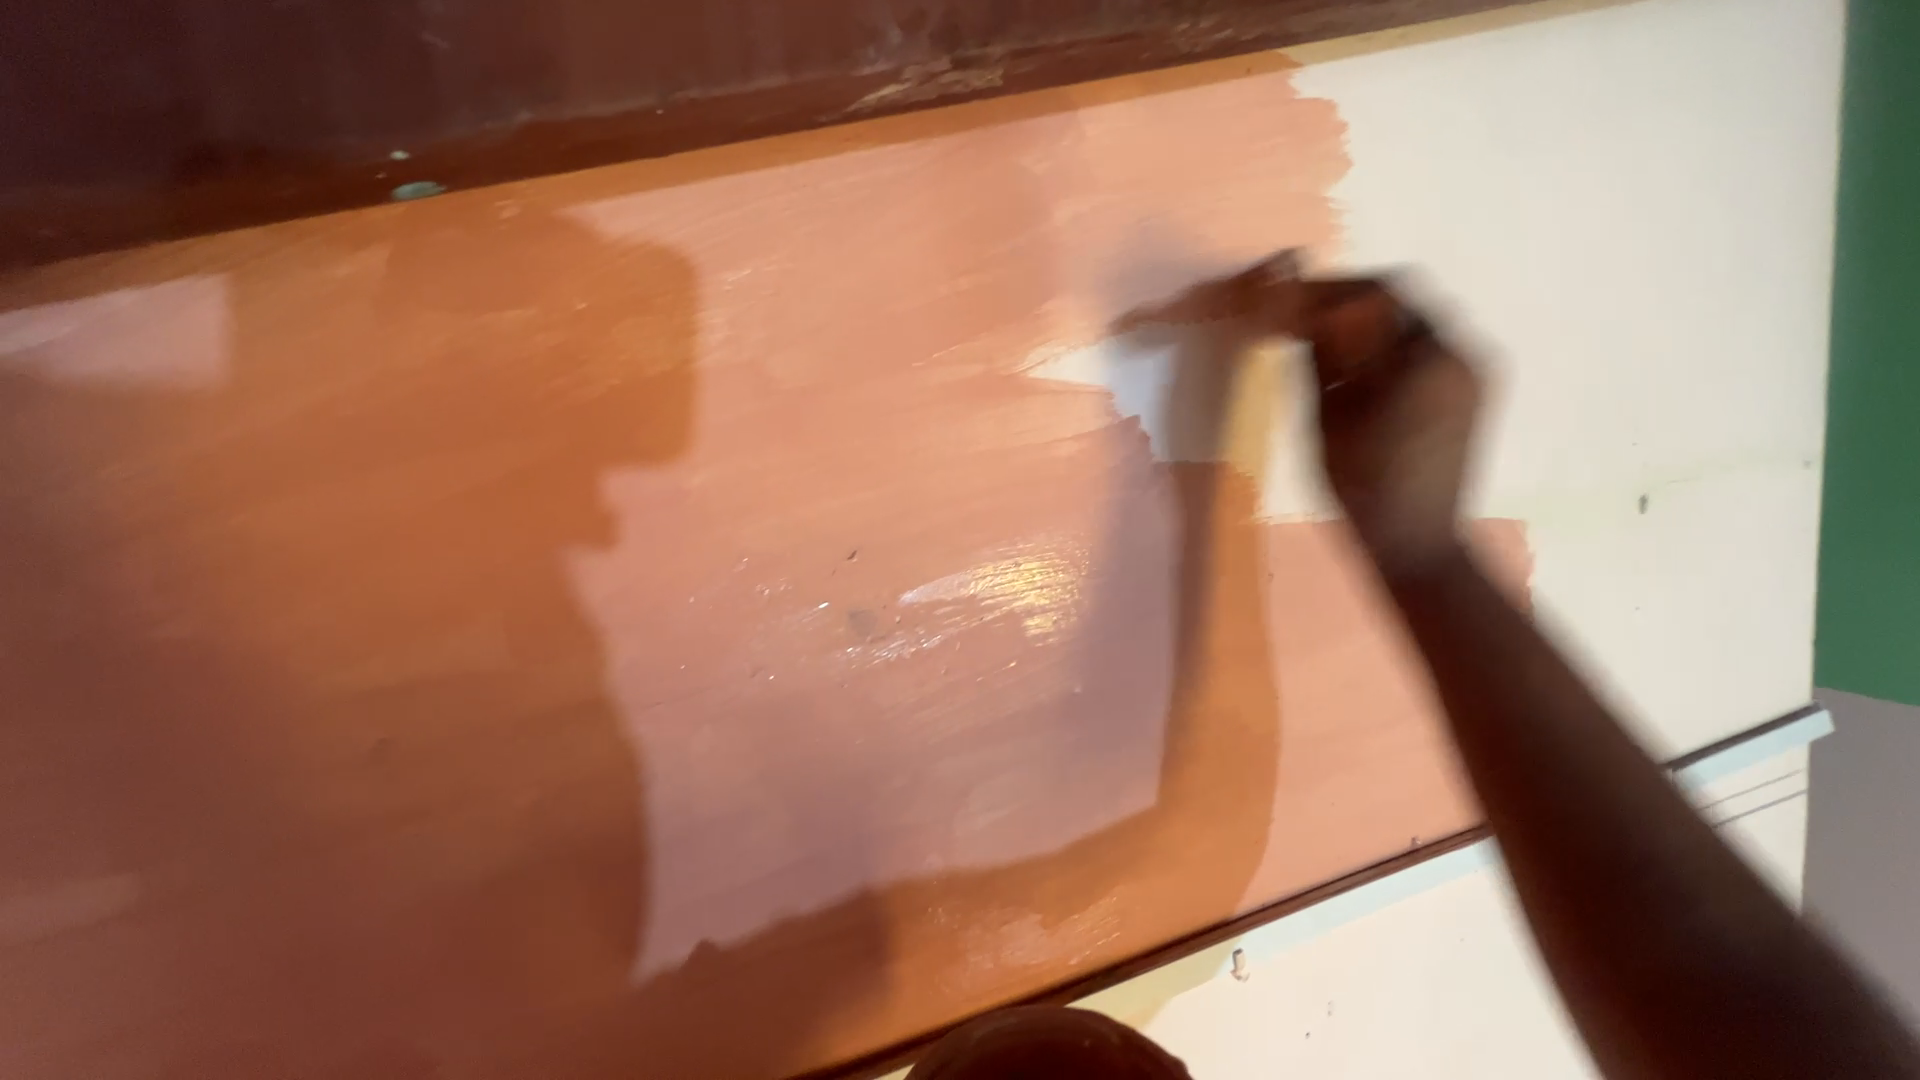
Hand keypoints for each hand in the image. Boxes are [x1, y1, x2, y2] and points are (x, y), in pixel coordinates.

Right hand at [1291, 276, 1482, 577]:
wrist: (1418, 541)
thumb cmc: (1361, 486)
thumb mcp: (1325, 420)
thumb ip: (1319, 358)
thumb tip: (1301, 314)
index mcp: (1422, 358)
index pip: (1377, 291)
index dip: (1331, 288)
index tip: (1293, 300)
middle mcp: (1460, 353)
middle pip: (1404, 300)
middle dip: (1353, 302)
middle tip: (1308, 322)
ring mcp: (1474, 373)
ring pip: (1418, 323)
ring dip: (1374, 324)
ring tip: (1333, 351)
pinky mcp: (1476, 392)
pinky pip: (1432, 350)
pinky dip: (1395, 348)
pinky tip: (1366, 376)